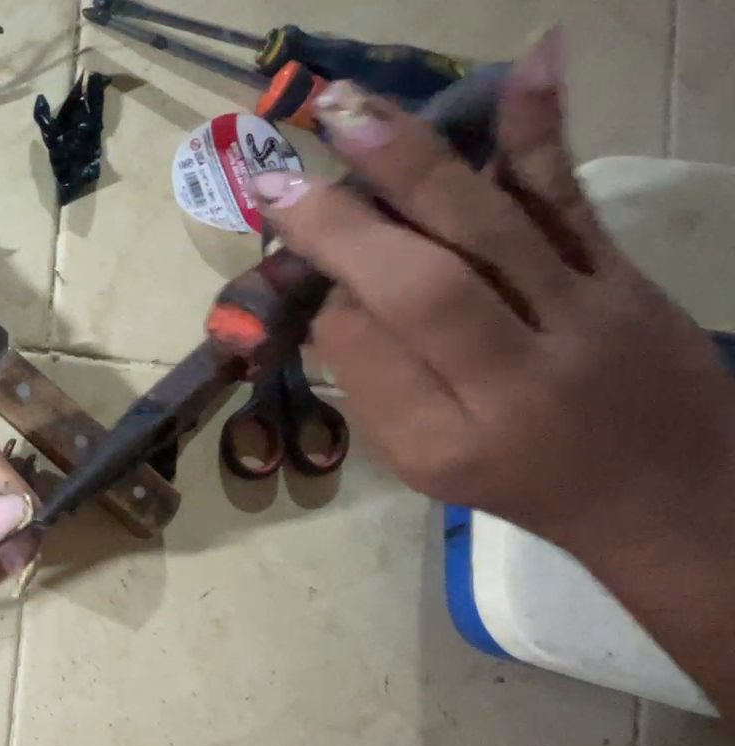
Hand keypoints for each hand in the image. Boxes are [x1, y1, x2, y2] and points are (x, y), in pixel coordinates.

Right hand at [249, 29, 734, 555]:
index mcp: (460, 431)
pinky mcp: (620, 265)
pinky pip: (571, 195)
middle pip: (429, 280)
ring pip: (493, 225)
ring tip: (349, 111)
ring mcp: (586, 305)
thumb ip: (377, 387)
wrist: (667, 484)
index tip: (284, 266)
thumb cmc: (518, 481)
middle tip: (280, 181)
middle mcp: (527, 364)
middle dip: (348, 227)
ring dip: (416, 163)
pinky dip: (542, 129)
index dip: (325, 302)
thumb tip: (333, 302)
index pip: (373, 350)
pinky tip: (532, 60)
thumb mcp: (425, 462)